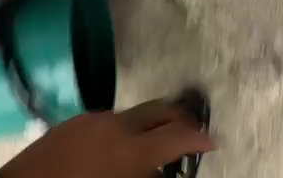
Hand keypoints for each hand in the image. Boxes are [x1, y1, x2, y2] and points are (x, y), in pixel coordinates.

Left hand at [0, 100, 214, 177]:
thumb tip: (162, 171)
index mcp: (128, 149)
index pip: (175, 135)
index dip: (198, 136)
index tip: (213, 140)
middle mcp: (113, 125)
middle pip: (158, 110)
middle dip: (179, 119)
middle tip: (192, 133)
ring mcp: (89, 120)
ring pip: (131, 117)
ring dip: (147, 129)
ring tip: (151, 153)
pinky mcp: (69, 123)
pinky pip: (106, 123)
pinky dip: (121, 134)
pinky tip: (114, 157)